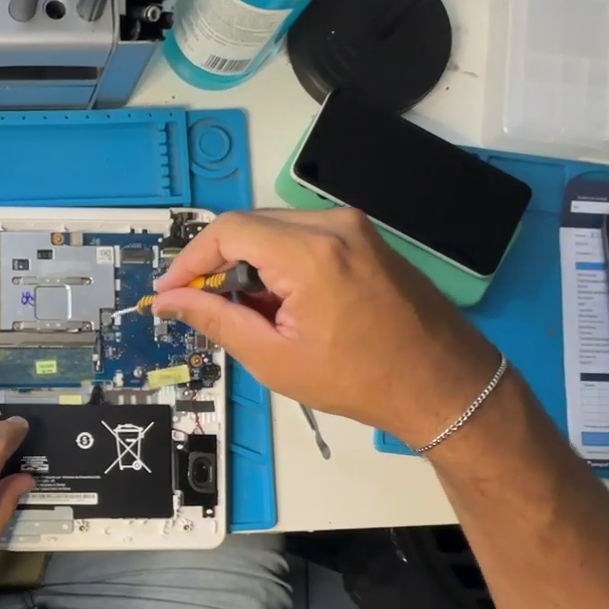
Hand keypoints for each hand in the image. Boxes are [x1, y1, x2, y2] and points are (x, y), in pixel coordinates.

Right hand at [153, 209, 500, 447]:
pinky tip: (274, 302)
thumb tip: (166, 301)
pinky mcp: (364, 237)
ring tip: (239, 310)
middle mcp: (333, 225)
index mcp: (310, 252)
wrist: (441, 382)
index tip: (168, 293)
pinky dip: (275, 262)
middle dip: (214, 263)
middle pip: (249, 225)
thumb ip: (214, 319)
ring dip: (245, 264)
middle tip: (195, 304)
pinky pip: (301, 236)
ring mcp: (354, 227)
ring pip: (273, 229)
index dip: (189, 260)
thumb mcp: (272, 356)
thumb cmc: (356, 379)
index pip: (228, 231)